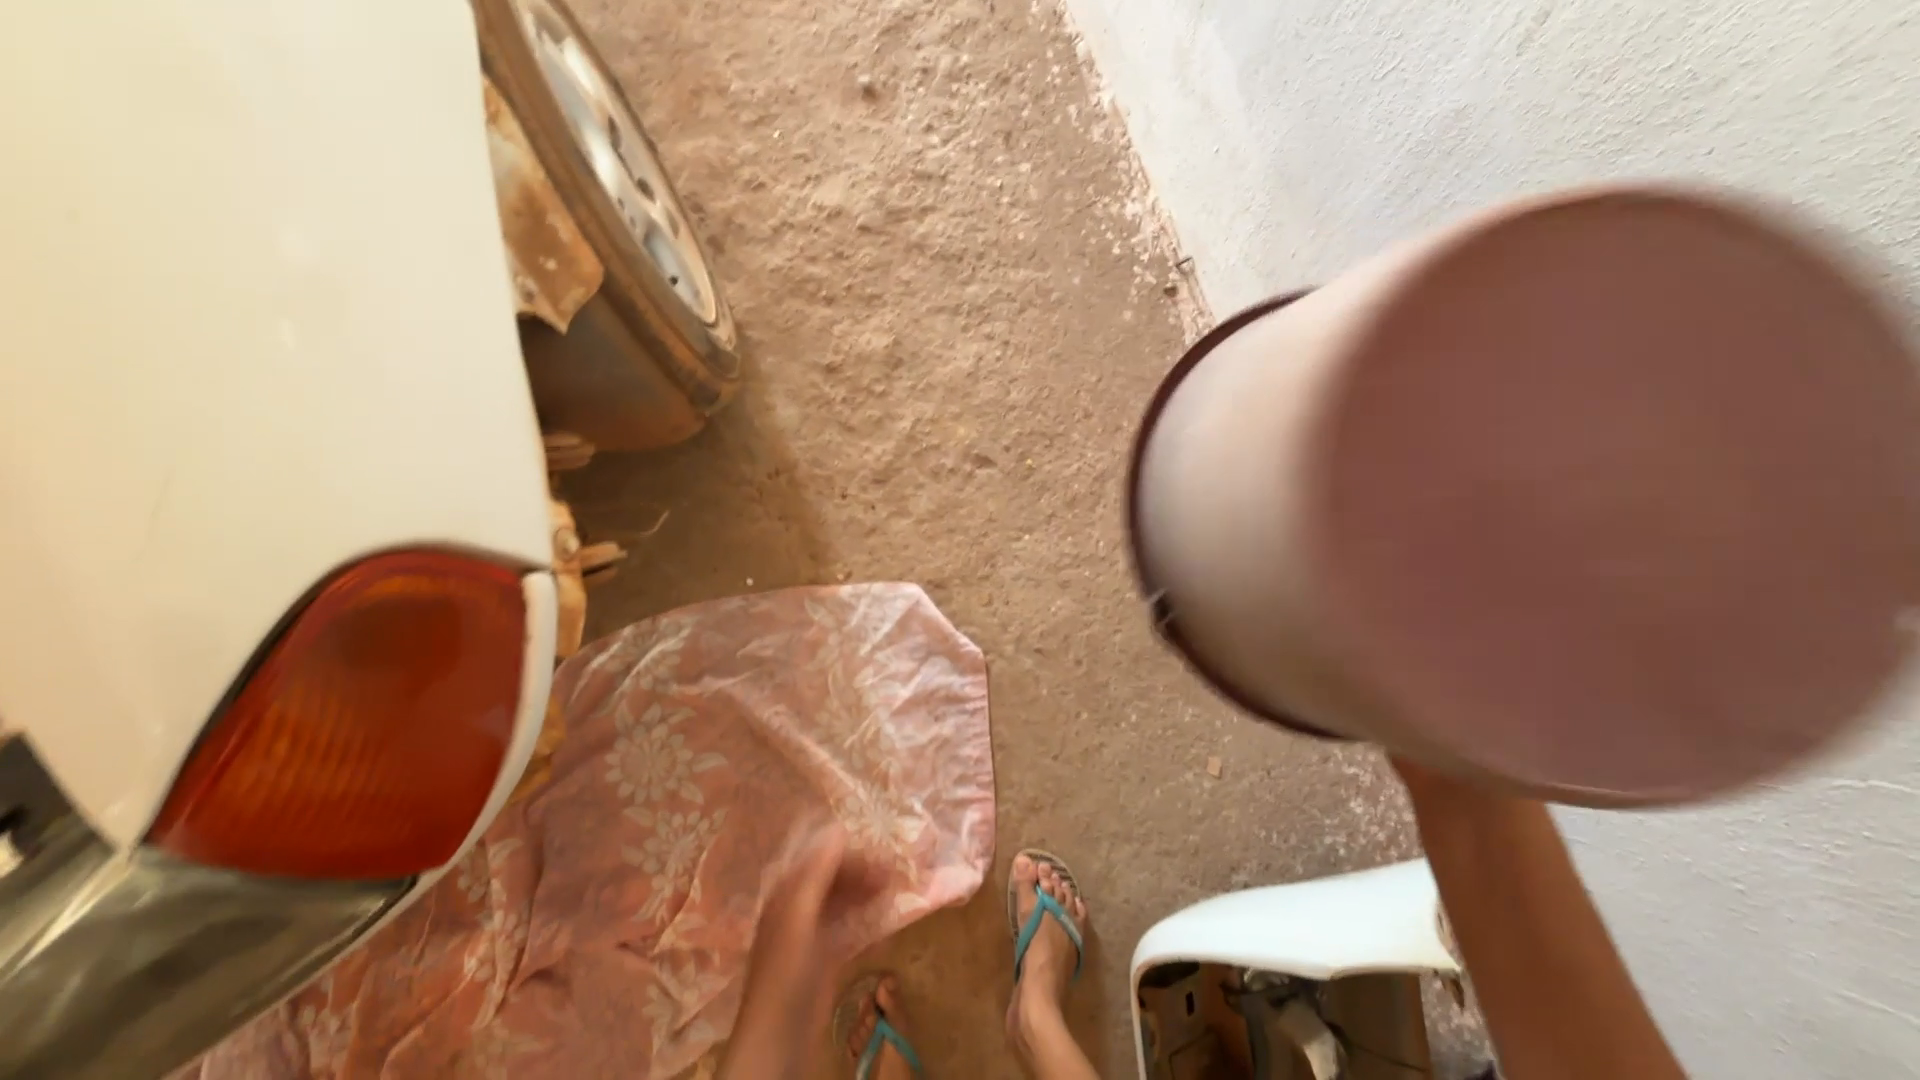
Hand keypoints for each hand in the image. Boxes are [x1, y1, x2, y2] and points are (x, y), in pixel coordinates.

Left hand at [719, 824, 887, 1079]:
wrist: (780, 1033)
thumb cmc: (787, 968)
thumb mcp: (800, 913)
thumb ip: (817, 871)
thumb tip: (838, 828)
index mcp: (787, 892)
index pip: (819, 858)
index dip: (848, 851)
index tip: (881, 849)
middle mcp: (799, 908)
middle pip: (834, 878)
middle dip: (862, 871)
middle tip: (894, 872)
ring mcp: (813, 934)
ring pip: (844, 902)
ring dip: (867, 893)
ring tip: (894, 890)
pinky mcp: (826, 958)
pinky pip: (850, 929)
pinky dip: (867, 921)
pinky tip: (886, 920)